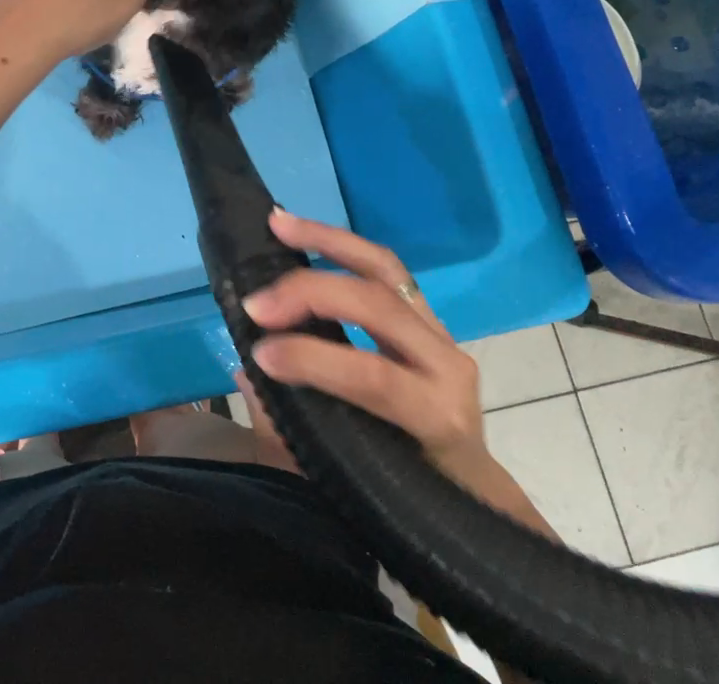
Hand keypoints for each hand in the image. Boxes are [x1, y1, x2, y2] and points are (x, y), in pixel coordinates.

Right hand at [242, 210, 490, 480]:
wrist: (468, 488)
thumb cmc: (406, 494)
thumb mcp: (349, 482)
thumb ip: (296, 434)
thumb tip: (250, 377)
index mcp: (436, 417)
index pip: (375, 377)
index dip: (315, 361)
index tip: (259, 356)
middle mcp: (446, 366)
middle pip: (380, 308)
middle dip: (312, 297)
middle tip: (255, 304)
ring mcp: (439, 334)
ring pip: (386, 271)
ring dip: (327, 243)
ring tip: (278, 225)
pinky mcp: (424, 316)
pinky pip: (385, 270)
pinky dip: (339, 247)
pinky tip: (300, 234)